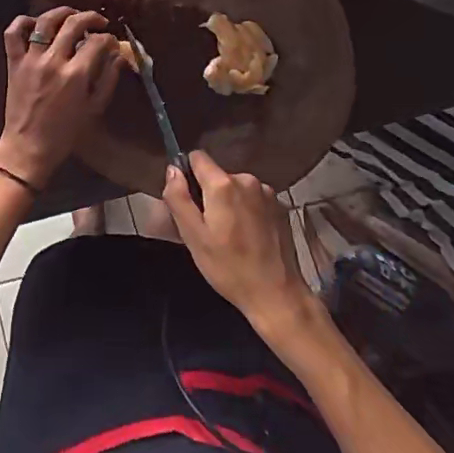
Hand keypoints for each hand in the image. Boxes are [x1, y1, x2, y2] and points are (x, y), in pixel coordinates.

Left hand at [0, 7, 120, 186]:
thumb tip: (119, 55)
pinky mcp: (13, 62)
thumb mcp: (94, 108)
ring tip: (71, 15)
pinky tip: (35, 23)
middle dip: (90, 17)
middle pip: (73, 24)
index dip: (108, 38)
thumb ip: (108, 78)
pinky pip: (12, 33)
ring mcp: (30, 59)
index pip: (97, 42)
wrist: (28, 147)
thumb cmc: (65, 132)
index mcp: (76, 75)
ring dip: (61, 12)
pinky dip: (22, 22)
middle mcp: (53, 61)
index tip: (111, 41)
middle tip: (98, 22)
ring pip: (44, 22)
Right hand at [163, 151, 322, 331]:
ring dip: (228, 202)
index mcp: (223, 184)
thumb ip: (178, 198)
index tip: (188, 200)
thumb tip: (173, 170)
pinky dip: (246, 210)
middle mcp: (247, 180)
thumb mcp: (193, 236)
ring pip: (235, 187)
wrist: (277, 295)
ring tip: (229, 233)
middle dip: (208, 193)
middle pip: (217, 175)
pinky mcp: (280, 207)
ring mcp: (267, 193)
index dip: (187, 174)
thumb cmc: (229, 267)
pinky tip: (248, 236)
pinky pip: (252, 198)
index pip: (197, 157)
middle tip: (207, 226)